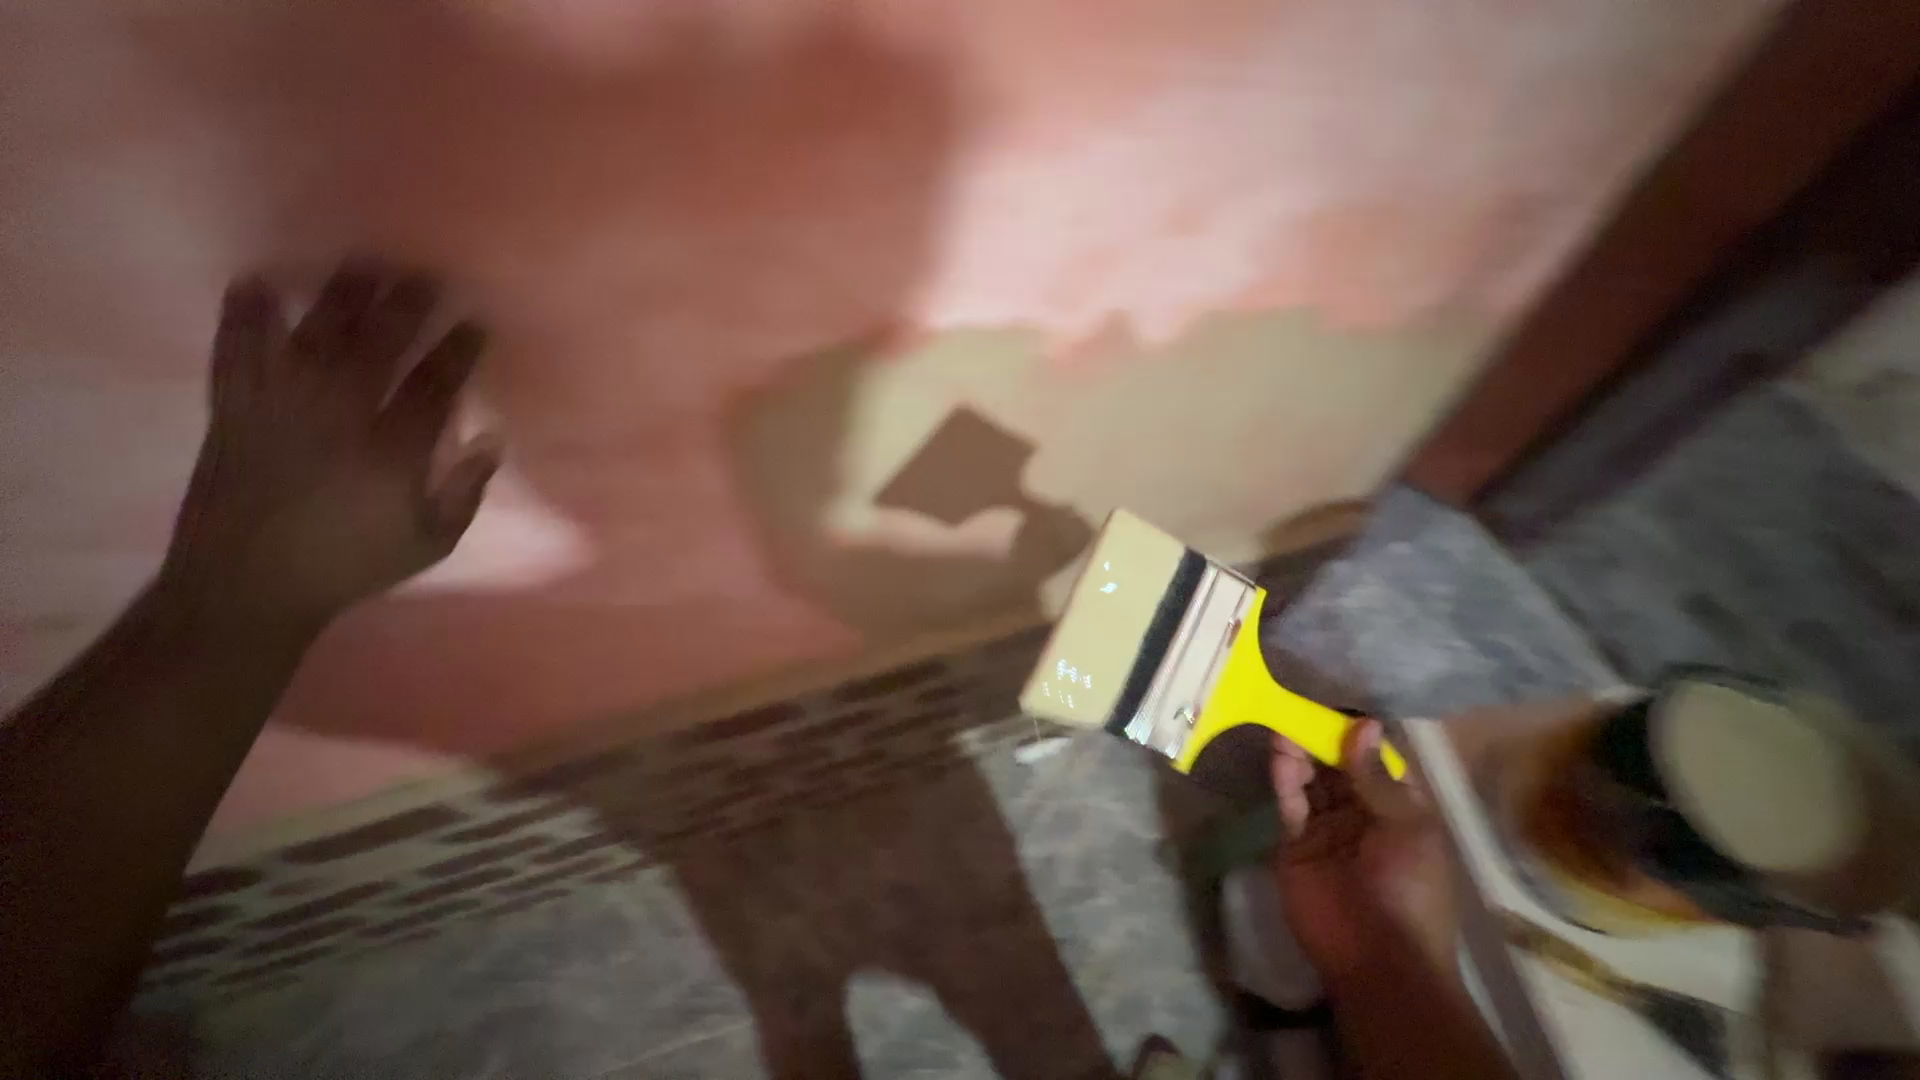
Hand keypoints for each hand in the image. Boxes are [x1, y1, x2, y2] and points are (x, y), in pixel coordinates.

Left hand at [161, 262, 499, 626]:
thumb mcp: (431, 541)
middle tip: (424, 274)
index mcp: (392, 453)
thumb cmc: (352, 563)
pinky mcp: (233, 412)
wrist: (247, 586)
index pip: (433, 386)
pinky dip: (245, 317)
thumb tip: (492, 438)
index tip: (475, 322)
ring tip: (361, 263)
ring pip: (313, 339)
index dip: (457, 351)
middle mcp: (337, 419)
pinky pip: (236, 354)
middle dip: (404, 308)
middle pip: (375, 348)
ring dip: (339, 298)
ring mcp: (280, 410)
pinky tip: (258, 282)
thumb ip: (466, 490)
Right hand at [1271, 720, 1456, 978]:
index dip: (1358, 734)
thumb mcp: (1406, 828)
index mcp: (1399, 809)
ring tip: (1284, 727)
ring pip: (1311, 780)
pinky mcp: (1295, 842)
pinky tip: (1280, 757)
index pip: (1376, 760)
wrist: (1377, 958)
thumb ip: (1376, 776)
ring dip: (1300, 753)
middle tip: (1298, 708)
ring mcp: (1326, 828)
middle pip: (1338, 765)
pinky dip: (1285, 778)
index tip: (1336, 705)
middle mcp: (1361, 813)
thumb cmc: (1407, 889)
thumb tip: (1365, 724)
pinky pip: (1290, 802)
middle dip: (1321, 738)